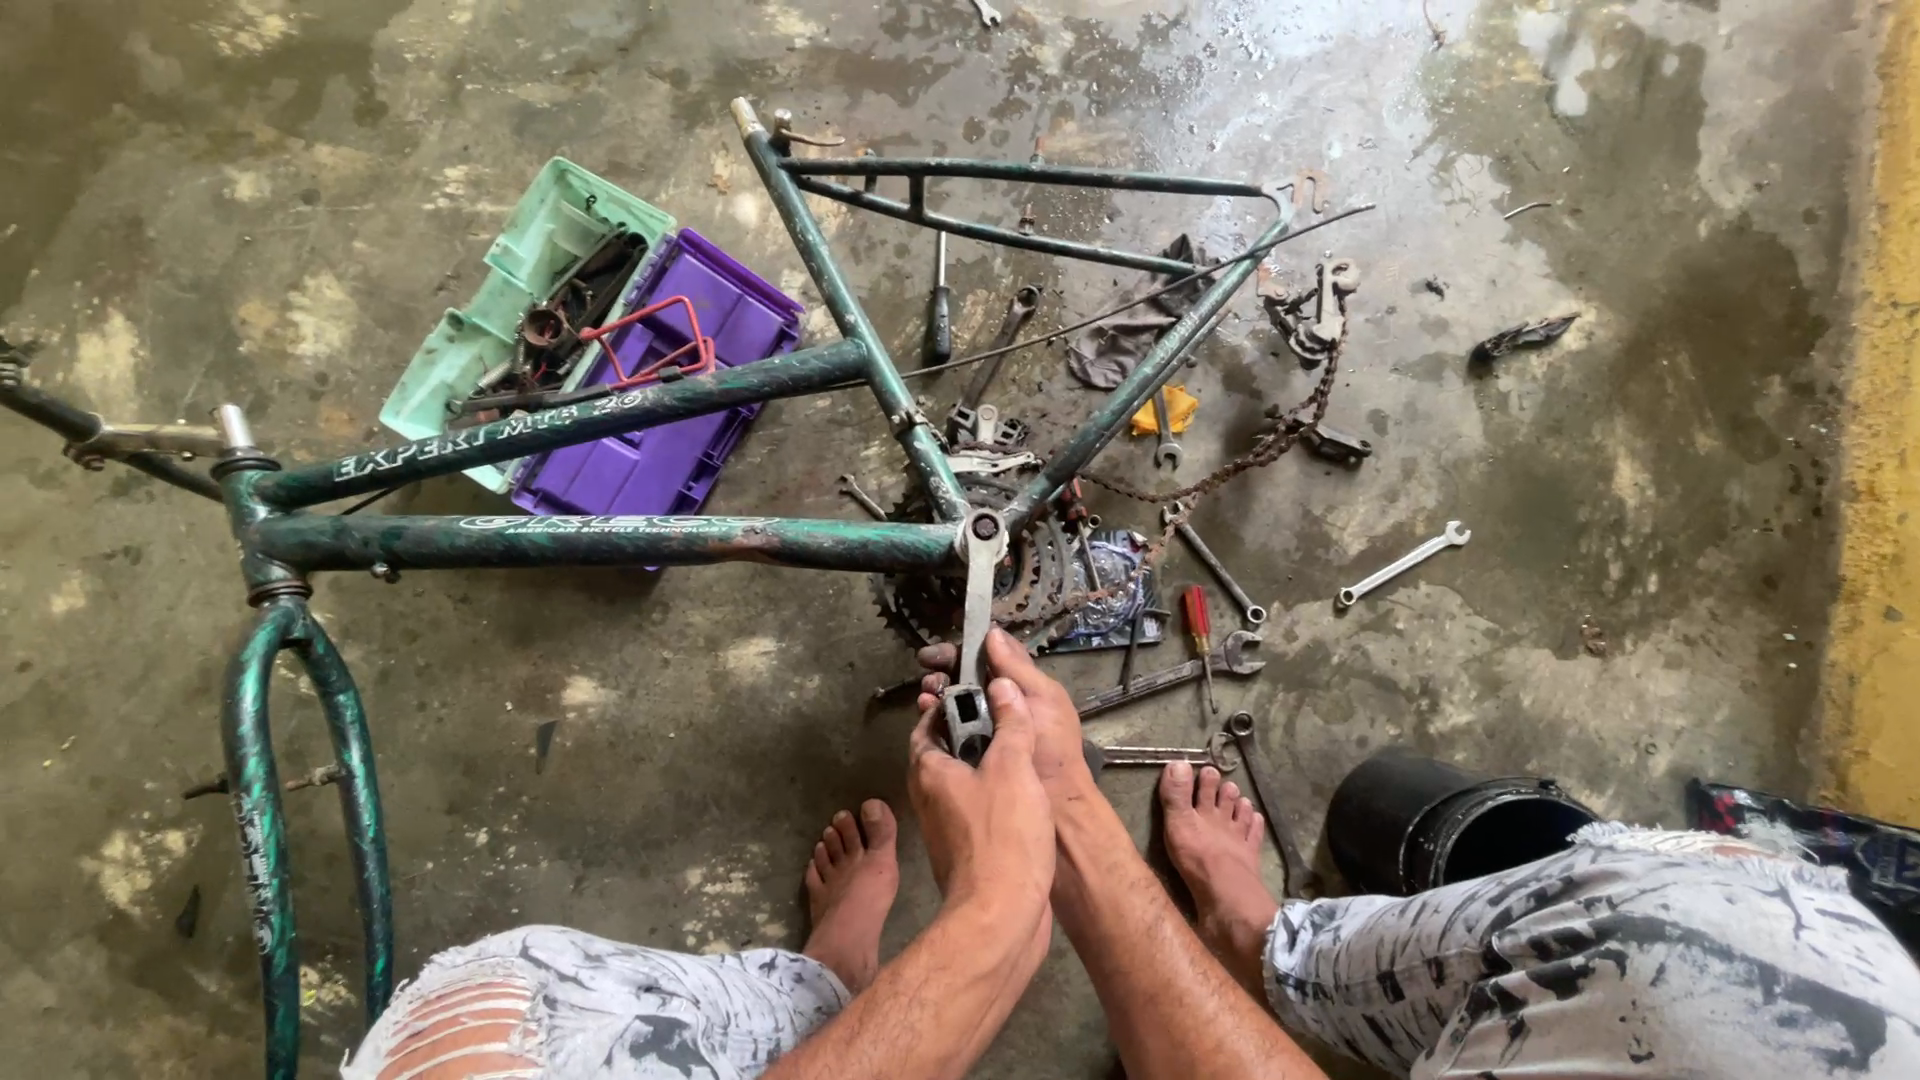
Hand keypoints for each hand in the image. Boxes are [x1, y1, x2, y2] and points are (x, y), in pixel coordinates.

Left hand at [908, 671, 1055, 914]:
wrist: (1000, 918)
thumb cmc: (1002, 836)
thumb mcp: (1012, 767)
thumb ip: (1009, 724)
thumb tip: (1000, 684)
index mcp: (929, 771)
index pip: (926, 727)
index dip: (947, 706)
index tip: (975, 694)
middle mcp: (928, 798)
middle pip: (942, 754)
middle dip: (968, 734)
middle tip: (1003, 719)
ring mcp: (945, 829)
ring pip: (960, 784)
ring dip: (983, 766)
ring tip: (1018, 751)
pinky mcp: (964, 853)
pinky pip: (974, 811)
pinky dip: (992, 796)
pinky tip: (1022, 794)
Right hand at [916, 628, 1096, 803]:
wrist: (1057, 803)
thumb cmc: (1054, 746)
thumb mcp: (1042, 697)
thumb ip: (1016, 666)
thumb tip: (991, 633)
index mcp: (1020, 687)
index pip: (986, 658)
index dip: (962, 651)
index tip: (939, 653)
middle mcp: (1000, 704)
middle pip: (965, 679)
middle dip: (944, 672)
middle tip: (927, 674)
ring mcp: (984, 730)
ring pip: (953, 703)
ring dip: (937, 694)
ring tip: (926, 696)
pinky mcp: (971, 754)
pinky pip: (949, 730)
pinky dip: (935, 719)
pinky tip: (926, 715)